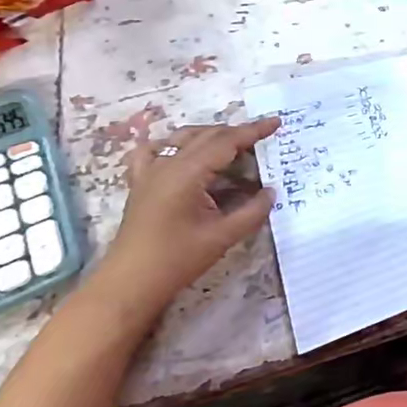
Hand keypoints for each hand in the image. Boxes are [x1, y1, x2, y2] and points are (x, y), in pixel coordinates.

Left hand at [100, 118, 279, 308]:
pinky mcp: (140, 182)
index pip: (226, 142)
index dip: (253, 131)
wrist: (129, 285)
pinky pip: (155, 150)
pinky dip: (174, 144)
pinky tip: (184, 152)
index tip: (276, 122)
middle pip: (207, 135)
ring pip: (184, 138)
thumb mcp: (222, 237)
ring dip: (211, 137)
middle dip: (237, 134)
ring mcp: (150, 171)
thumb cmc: (177, 260)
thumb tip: (271, 191)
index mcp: (187, 173)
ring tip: (234, 149)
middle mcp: (167, 163)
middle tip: (263, 141)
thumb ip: (252, 211)